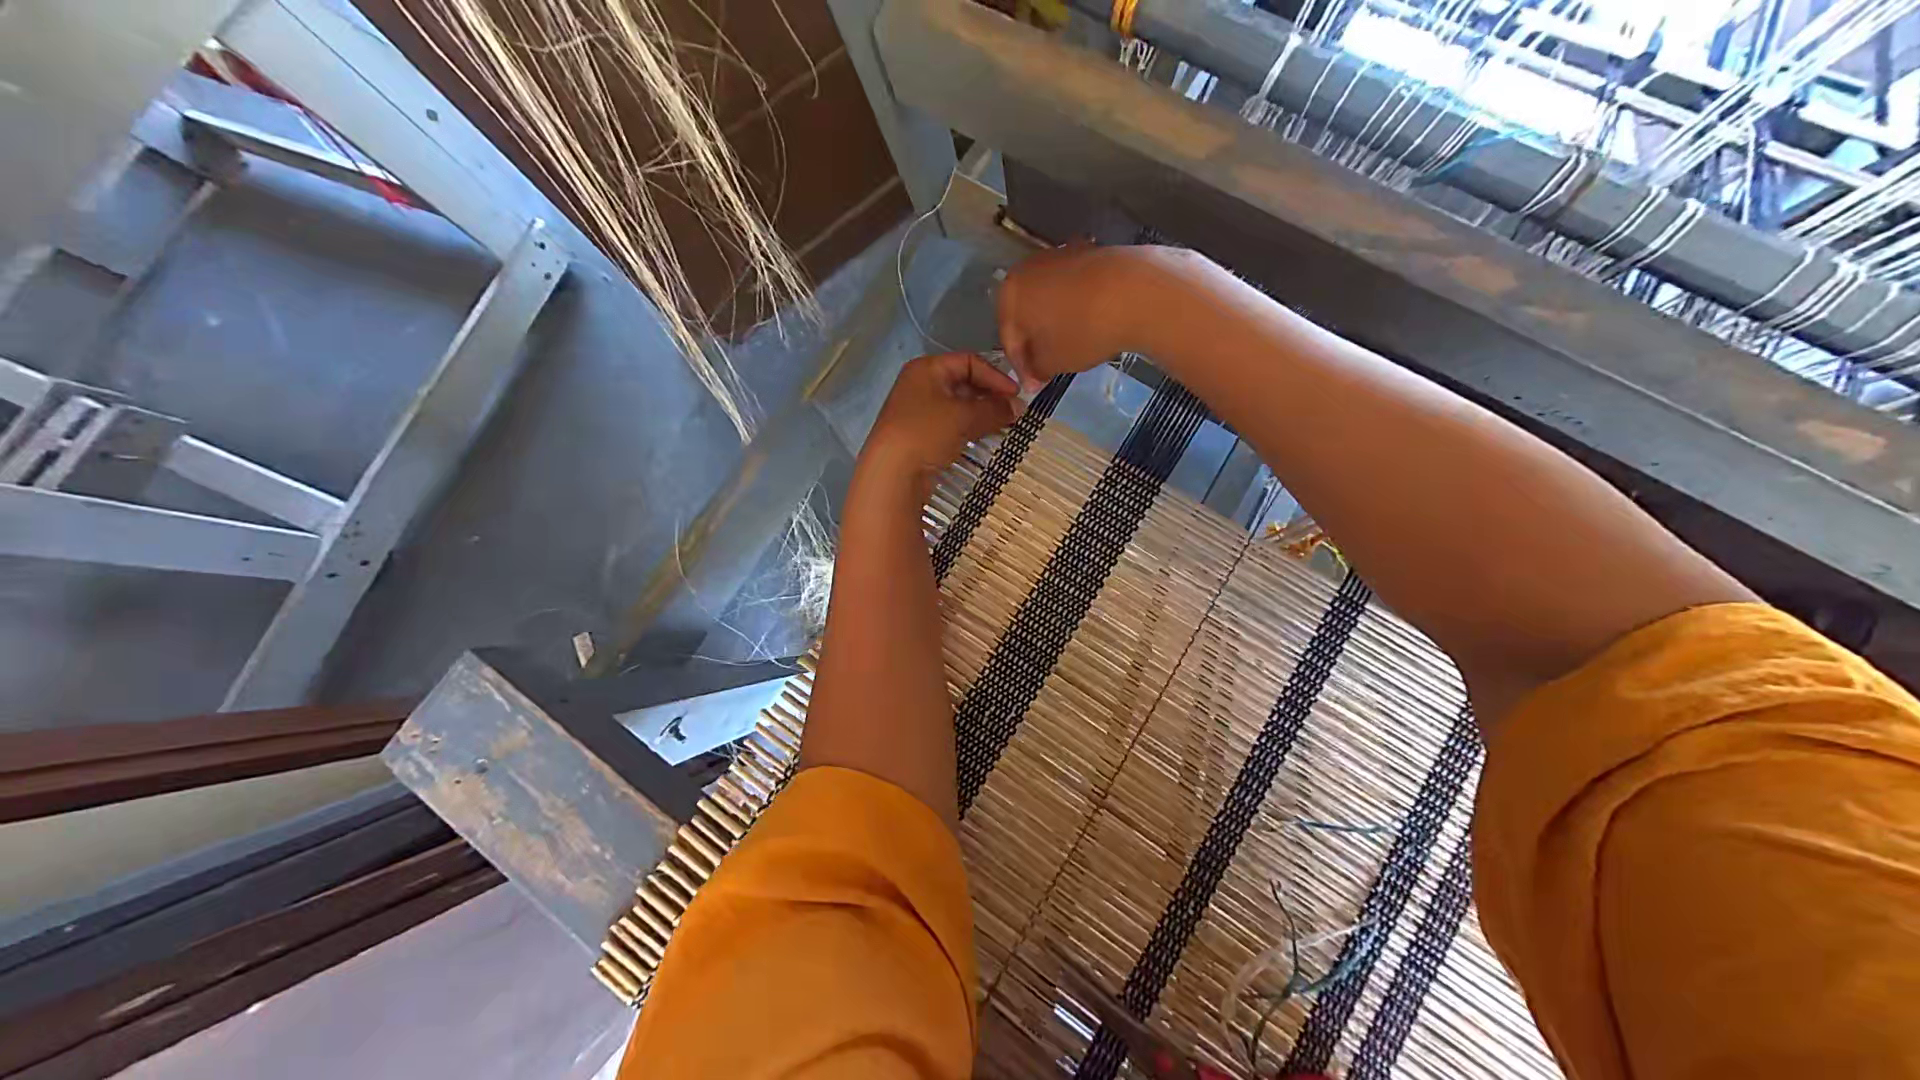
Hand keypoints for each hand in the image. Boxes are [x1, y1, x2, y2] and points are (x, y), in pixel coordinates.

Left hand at [861, 352, 1021, 484]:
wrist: (892, 473)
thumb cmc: (927, 432)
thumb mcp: (964, 416)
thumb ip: (994, 409)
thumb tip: (1017, 407)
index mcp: (926, 369)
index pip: (969, 362)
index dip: (995, 376)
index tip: (1016, 395)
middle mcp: (919, 385)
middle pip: (963, 383)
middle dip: (989, 397)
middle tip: (1012, 413)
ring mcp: (917, 411)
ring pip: (957, 407)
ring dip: (981, 415)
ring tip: (1003, 427)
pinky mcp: (919, 435)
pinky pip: (950, 425)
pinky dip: (968, 429)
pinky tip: (983, 439)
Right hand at [996, 244, 1203, 391]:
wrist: (1136, 293)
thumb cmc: (1081, 331)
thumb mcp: (1052, 362)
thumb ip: (1035, 368)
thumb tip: (1036, 370)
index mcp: (1010, 292)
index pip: (1008, 337)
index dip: (1020, 366)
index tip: (1033, 385)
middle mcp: (1031, 267)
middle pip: (1027, 313)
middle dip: (1036, 340)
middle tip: (1048, 366)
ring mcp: (1063, 255)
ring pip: (1051, 298)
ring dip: (1057, 323)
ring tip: (1073, 346)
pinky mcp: (1092, 253)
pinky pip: (1075, 288)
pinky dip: (1078, 307)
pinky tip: (1092, 325)